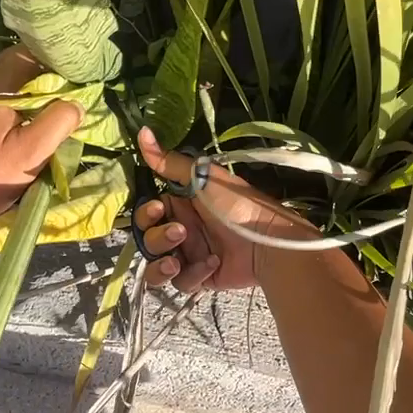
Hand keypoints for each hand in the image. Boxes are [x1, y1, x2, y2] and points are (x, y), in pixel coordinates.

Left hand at [0, 46, 81, 225]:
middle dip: (43, 71)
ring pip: (3, 81)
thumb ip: (58, 122)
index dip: (55, 58)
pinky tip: (21, 119)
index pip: (29, 52)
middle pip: (14, 63)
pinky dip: (11, 100)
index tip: (77, 72)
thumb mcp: (30, 154)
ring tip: (50, 104)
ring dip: (26, 86)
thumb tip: (76, 102)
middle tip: (68, 88)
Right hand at [132, 126, 316, 291]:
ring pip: (156, 266)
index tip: (157, 209)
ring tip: (175, 262)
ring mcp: (190, 255)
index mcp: (180, 204)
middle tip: (180, 233)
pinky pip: (182, 281)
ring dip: (160, 266)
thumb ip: (169, 162)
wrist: (269, 240)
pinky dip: (193, 274)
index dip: (145, 215)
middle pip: (148, 240)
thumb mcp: (202, 178)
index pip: (146, 213)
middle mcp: (181, 229)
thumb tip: (142, 130)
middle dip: (158, 239)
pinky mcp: (200, 277)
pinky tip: (213, 263)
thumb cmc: (237, 203)